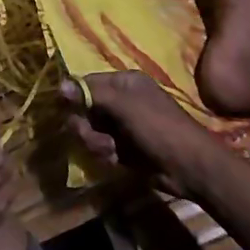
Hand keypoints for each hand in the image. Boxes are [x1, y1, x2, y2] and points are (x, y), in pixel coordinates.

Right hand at [62, 71, 224, 197]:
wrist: (189, 167)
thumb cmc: (158, 127)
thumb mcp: (125, 106)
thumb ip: (91, 94)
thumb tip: (60, 84)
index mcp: (124, 82)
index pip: (87, 83)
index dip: (75, 97)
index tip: (67, 110)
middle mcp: (122, 99)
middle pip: (85, 108)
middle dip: (87, 126)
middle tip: (97, 138)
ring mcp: (123, 124)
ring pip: (91, 130)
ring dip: (96, 142)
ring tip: (111, 151)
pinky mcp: (124, 146)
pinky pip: (102, 146)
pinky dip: (106, 154)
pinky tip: (117, 160)